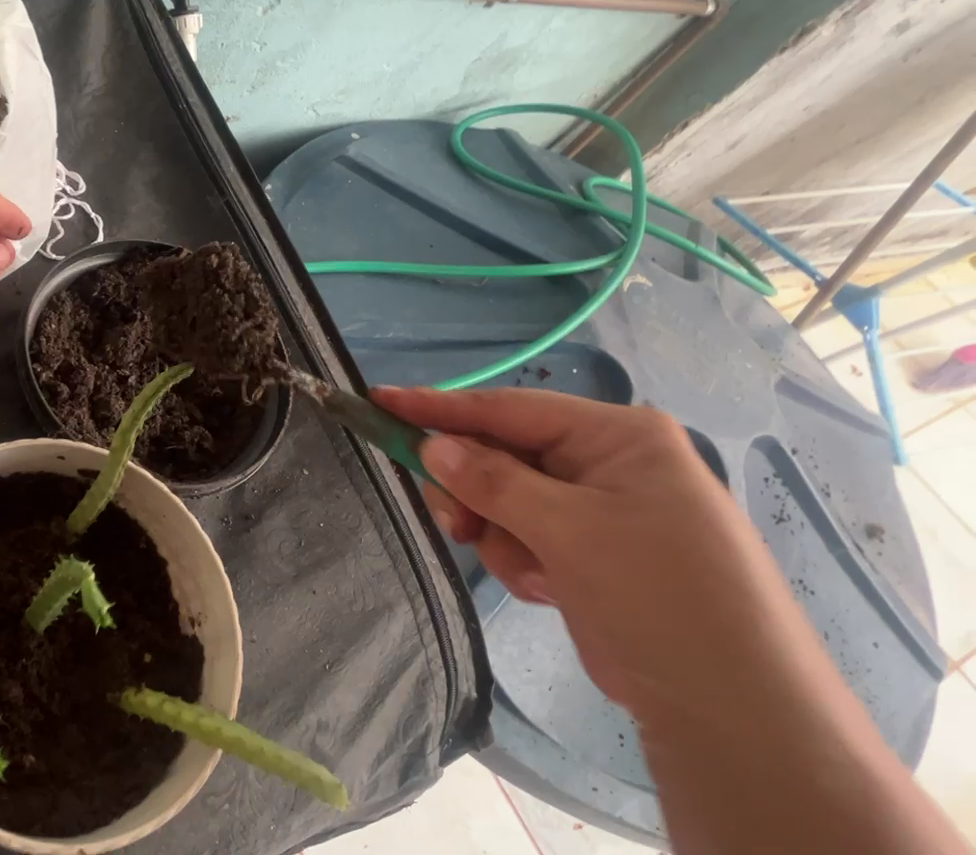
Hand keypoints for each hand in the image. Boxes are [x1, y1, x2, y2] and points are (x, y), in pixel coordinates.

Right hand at [374, 387, 814, 718]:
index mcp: (617, 436)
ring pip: (502, 498)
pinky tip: (549, 588)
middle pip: (499, 454)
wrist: (729, 706)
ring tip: (528, 572)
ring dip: (498, 534)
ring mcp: (597, 507)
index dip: (438, 406)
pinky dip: (519, 559)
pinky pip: (520, 533)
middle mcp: (606, 461)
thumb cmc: (658, 595)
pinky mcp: (587, 548)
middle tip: (457, 524)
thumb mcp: (568, 530)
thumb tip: (431, 445)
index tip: (377, 400)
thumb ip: (491, 481)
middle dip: (473, 490)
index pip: (507, 408)